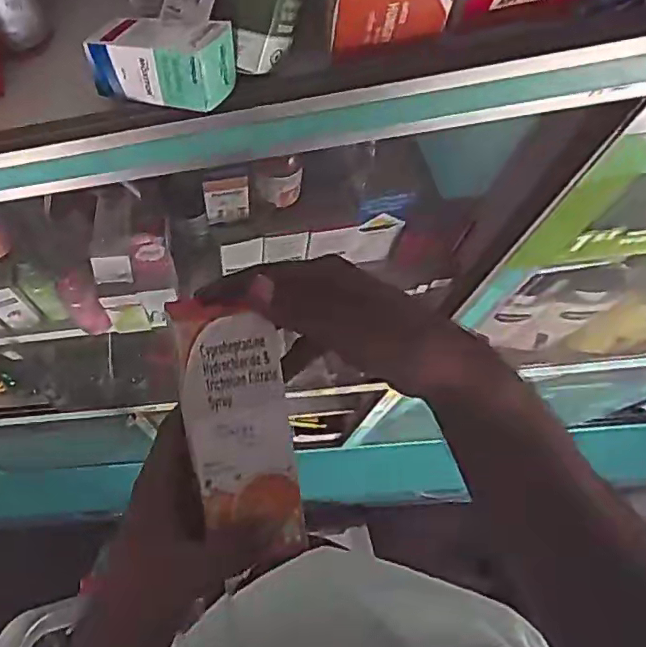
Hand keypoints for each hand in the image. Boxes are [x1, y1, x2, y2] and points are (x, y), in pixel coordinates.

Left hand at [68, 412, 270, 646]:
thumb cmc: (142, 597)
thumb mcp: (190, 570)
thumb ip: (235, 544)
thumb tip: (277, 514)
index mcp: (155, 487)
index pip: (175, 432)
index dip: (198, 408)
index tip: (233, 389)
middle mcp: (164, 496)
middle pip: (198, 457)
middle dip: (230, 443)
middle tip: (271, 427)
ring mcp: (172, 523)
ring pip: (208, 489)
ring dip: (237, 481)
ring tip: (278, 466)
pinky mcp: (181, 549)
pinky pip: (213, 521)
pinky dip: (236, 516)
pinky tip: (267, 517)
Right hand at [197, 257, 508, 402]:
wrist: (448, 367)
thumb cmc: (396, 343)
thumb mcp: (344, 328)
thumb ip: (298, 308)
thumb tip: (250, 284)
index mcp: (326, 275)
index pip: (268, 274)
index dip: (232, 286)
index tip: (198, 301)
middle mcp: (330, 282)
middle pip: (275, 288)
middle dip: (241, 304)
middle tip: (207, 324)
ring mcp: (341, 304)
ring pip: (290, 311)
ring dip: (263, 326)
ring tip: (233, 348)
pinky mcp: (350, 327)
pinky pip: (308, 333)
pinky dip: (290, 349)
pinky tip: (279, 372)